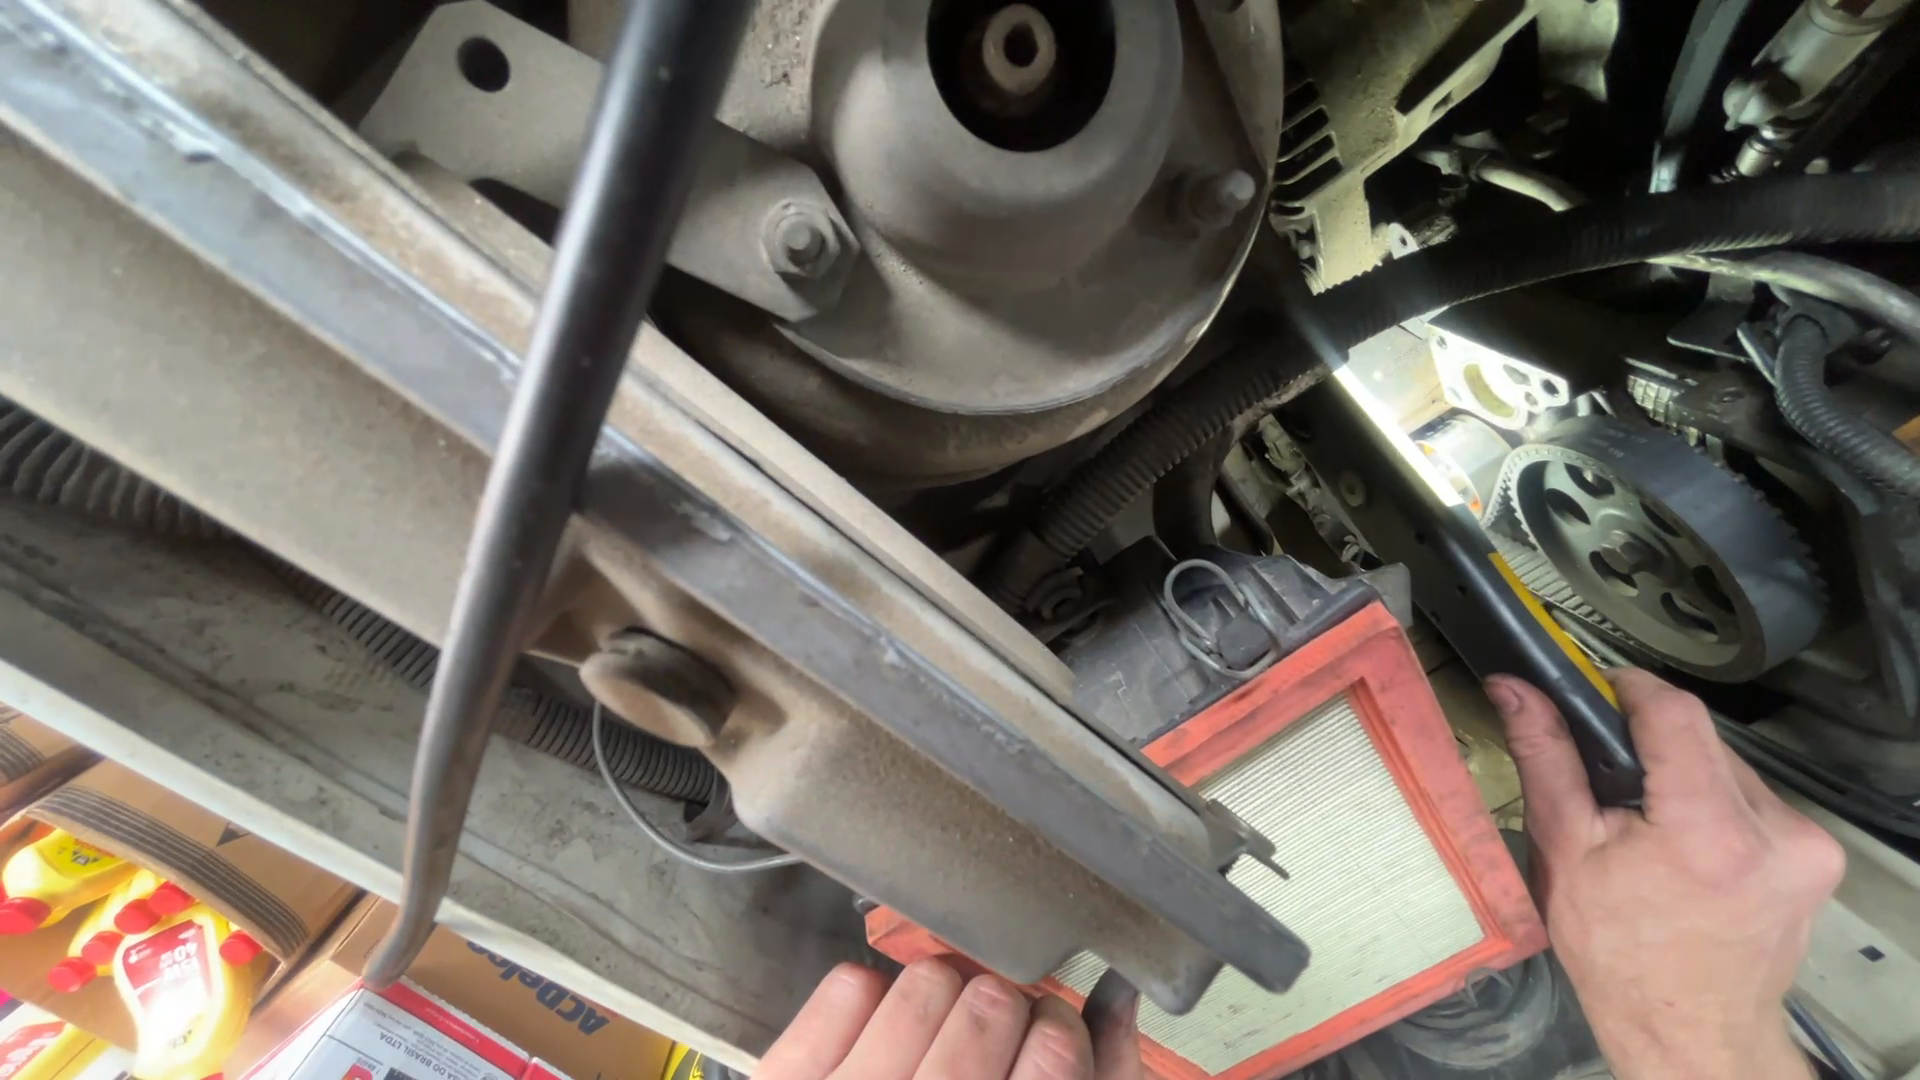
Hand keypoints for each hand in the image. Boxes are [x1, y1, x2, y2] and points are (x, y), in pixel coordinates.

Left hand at [759, 960, 1141, 1079]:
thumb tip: (1114, 995)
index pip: (1055, 1053)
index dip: (1062, 1035)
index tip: (1054, 1039)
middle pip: (990, 1005)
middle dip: (1006, 1012)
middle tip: (997, 1040)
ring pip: (923, 982)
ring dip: (945, 999)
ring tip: (941, 1039)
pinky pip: (851, 985)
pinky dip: (874, 996)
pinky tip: (886, 1040)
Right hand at [1484, 669, 1844, 1079]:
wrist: (1688, 1026)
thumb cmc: (1611, 942)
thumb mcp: (1562, 843)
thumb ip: (1544, 755)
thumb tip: (1513, 688)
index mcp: (1710, 831)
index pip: (1678, 715)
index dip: (1629, 687)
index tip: (1590, 684)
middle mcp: (1780, 832)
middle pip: (1701, 736)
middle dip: (1644, 736)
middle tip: (1594, 765)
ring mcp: (1809, 847)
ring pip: (1725, 762)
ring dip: (1674, 764)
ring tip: (1631, 807)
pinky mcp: (1815, 858)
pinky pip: (1748, 794)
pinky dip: (1702, 793)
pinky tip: (1669, 828)